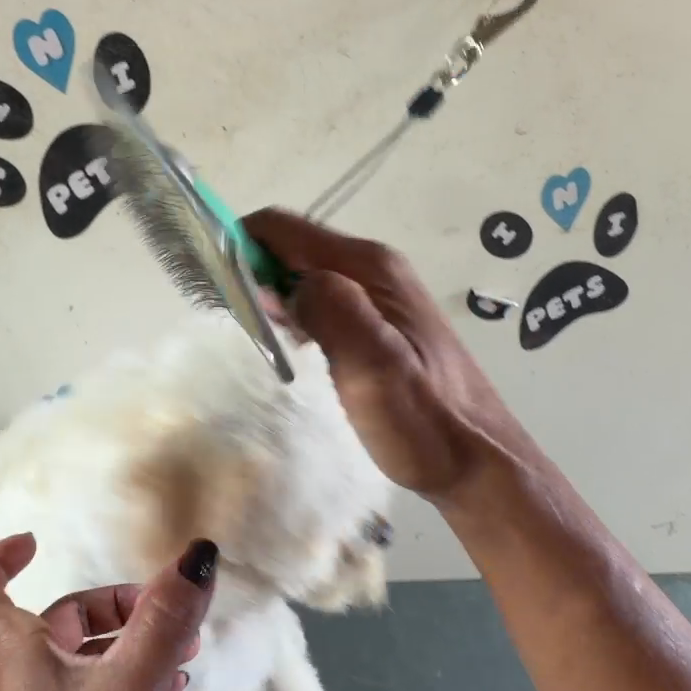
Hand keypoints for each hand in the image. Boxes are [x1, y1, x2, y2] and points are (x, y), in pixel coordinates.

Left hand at [0, 533, 218, 690]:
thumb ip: (164, 624)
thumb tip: (197, 557)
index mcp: (18, 655)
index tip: (35, 542)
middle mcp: (25, 683)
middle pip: (61, 619)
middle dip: (115, 606)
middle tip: (166, 611)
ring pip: (87, 660)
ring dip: (133, 644)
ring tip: (184, 653)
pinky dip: (133, 683)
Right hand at [244, 208, 527, 505]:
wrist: (478, 462)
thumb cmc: (424, 422)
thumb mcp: (376, 368)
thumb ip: (333, 312)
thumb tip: (287, 284)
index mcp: (368, 267)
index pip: (283, 228)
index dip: (240, 243)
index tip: (211, 281)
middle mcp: (372, 268)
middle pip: (291, 247)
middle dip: (252, 271)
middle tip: (235, 319)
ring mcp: (377, 294)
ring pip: (302, 274)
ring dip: (270, 295)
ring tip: (258, 336)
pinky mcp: (377, 320)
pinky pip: (319, 298)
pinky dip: (293, 313)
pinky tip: (291, 346)